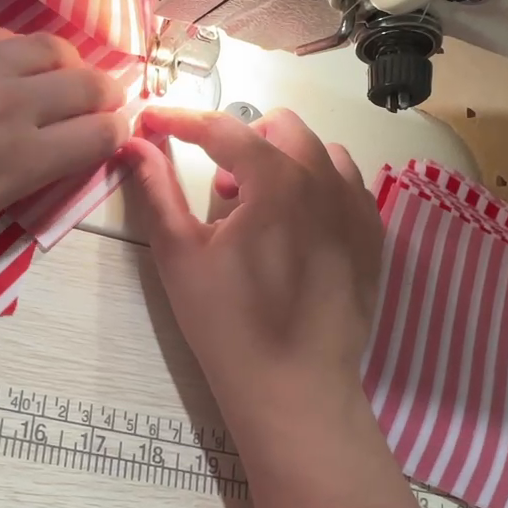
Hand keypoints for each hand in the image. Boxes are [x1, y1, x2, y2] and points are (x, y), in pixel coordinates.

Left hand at [0, 26, 131, 272]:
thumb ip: (21, 182)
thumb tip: (46, 157)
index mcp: (23, 157)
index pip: (100, 133)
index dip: (116, 133)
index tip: (112, 134)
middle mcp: (9, 103)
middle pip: (86, 81)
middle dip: (103, 94)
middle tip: (97, 104)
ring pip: (46, 46)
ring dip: (64, 63)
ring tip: (55, 77)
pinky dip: (12, 48)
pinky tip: (0, 63)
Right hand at [127, 106, 382, 444]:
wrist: (294, 388)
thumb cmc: (228, 323)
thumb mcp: (179, 255)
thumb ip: (157, 190)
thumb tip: (135, 144)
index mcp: (277, 181)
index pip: (223, 128)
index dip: (181, 119)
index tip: (152, 119)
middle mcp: (326, 181)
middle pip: (281, 127)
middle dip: (242, 141)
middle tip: (219, 190)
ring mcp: (357, 208)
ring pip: (320, 152)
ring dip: (283, 163)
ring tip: (258, 212)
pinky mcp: (372, 236)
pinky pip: (346, 185)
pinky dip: (314, 188)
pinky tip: (293, 231)